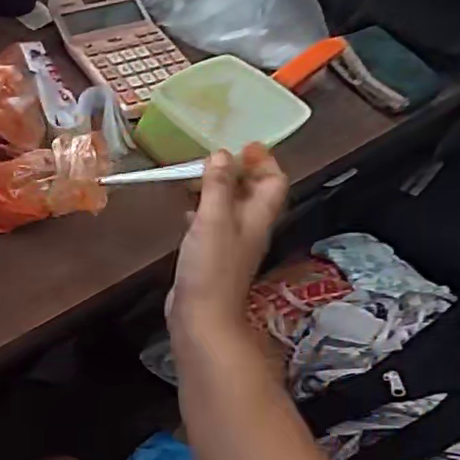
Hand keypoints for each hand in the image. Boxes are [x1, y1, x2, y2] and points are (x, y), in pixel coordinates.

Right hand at [168, 144, 289, 340]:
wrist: (201, 314)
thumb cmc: (210, 267)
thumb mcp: (213, 220)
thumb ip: (217, 187)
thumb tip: (220, 155)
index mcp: (257, 217)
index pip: (273, 181)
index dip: (263, 161)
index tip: (244, 145)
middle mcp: (249, 229)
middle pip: (254, 194)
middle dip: (240, 173)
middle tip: (216, 159)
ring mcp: (231, 245)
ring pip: (233, 209)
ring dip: (220, 191)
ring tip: (198, 180)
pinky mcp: (212, 258)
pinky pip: (214, 226)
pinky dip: (204, 212)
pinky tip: (187, 213)